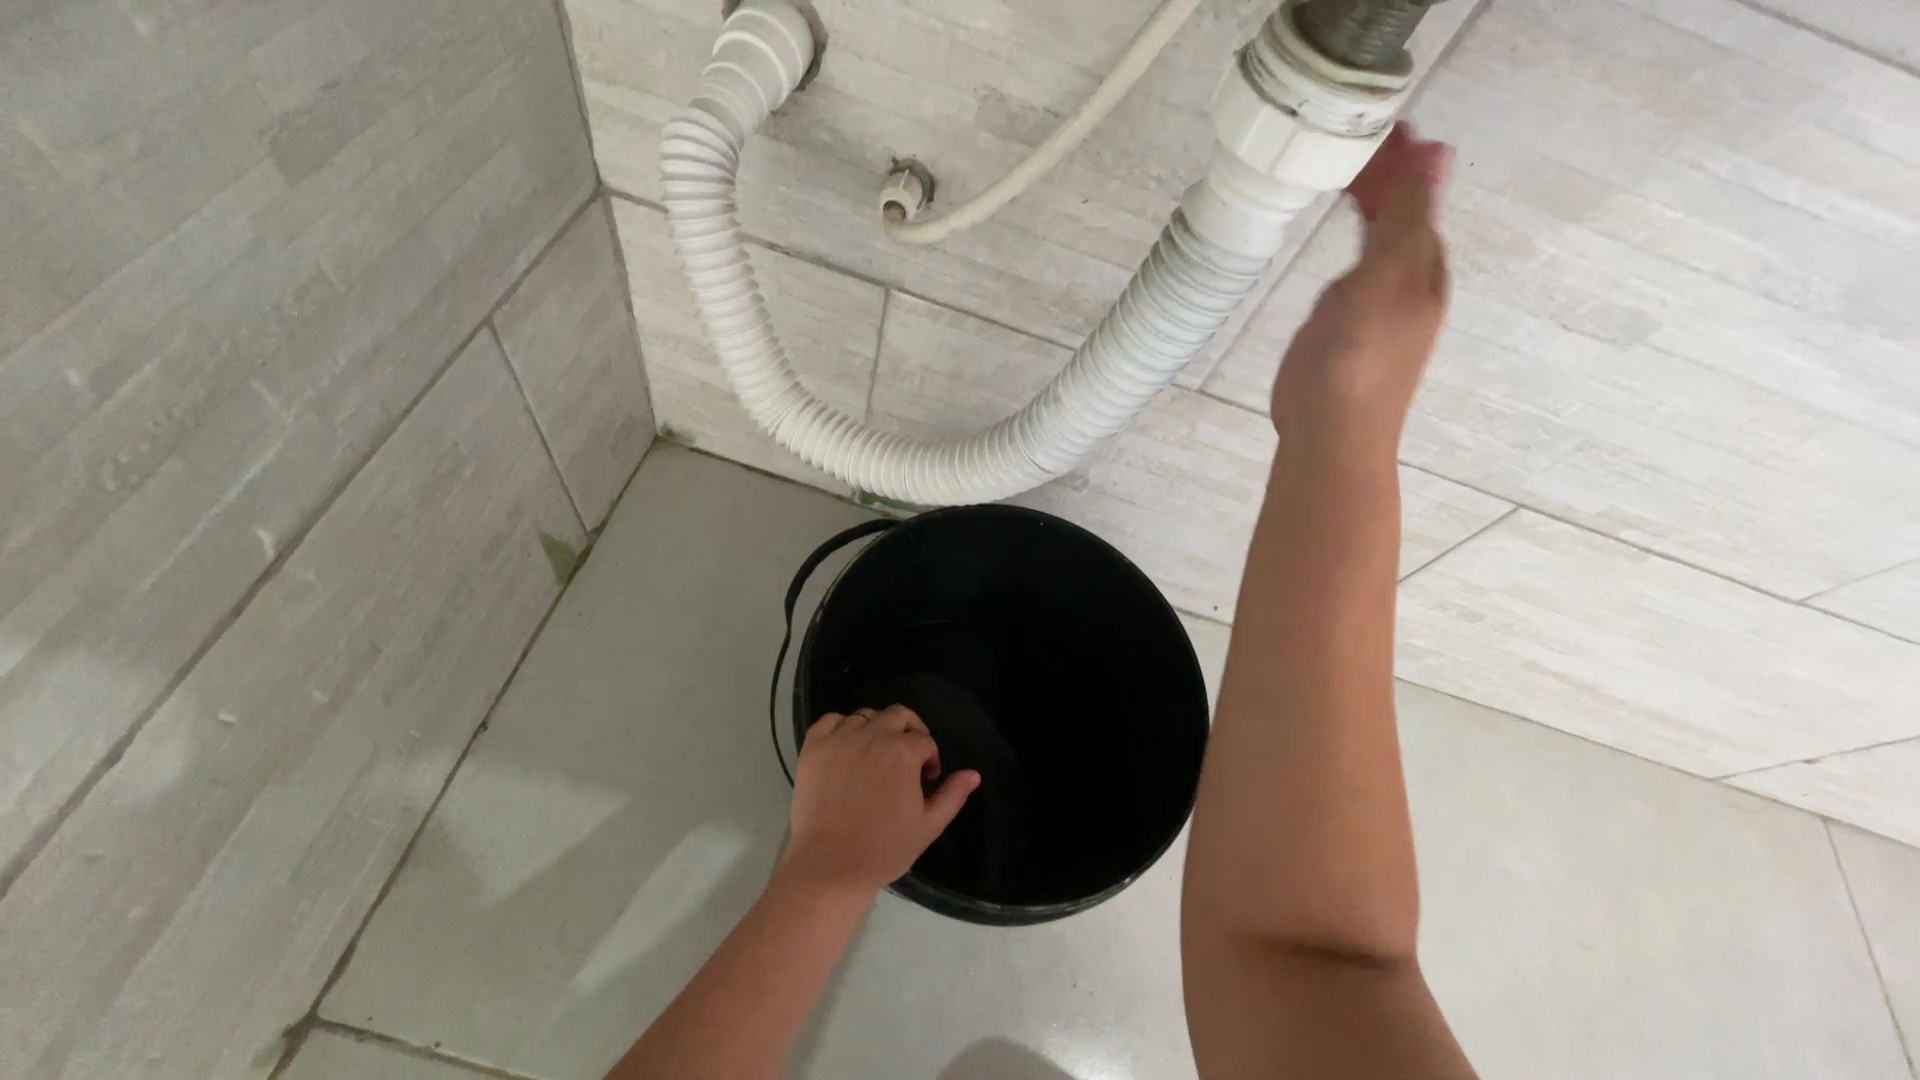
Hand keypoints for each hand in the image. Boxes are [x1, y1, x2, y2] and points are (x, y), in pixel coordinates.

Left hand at [779, 705, 979, 895]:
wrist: (831, 866)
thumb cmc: (884, 849)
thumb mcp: (928, 825)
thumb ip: (952, 795)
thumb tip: (973, 774)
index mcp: (903, 752)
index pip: (925, 740)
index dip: (930, 758)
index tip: (926, 779)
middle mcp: (873, 736)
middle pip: (898, 715)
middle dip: (909, 731)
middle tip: (907, 757)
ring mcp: (840, 740)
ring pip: (865, 716)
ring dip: (876, 729)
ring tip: (875, 755)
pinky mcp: (813, 748)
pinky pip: (829, 721)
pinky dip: (841, 726)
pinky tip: (846, 746)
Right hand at [1271, 123, 1451, 445]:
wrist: (1332, 436)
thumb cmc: (1355, 364)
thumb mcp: (1383, 284)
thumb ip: (1404, 221)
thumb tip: (1435, 154)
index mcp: (1422, 269)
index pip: (1417, 198)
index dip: (1402, 161)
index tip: (1379, 124)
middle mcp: (1407, 282)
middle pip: (1401, 215)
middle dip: (1386, 176)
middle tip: (1354, 141)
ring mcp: (1376, 305)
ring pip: (1380, 238)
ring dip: (1369, 202)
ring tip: (1348, 172)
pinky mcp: (1345, 325)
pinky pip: (1359, 264)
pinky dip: (1351, 237)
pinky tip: (1340, 236)